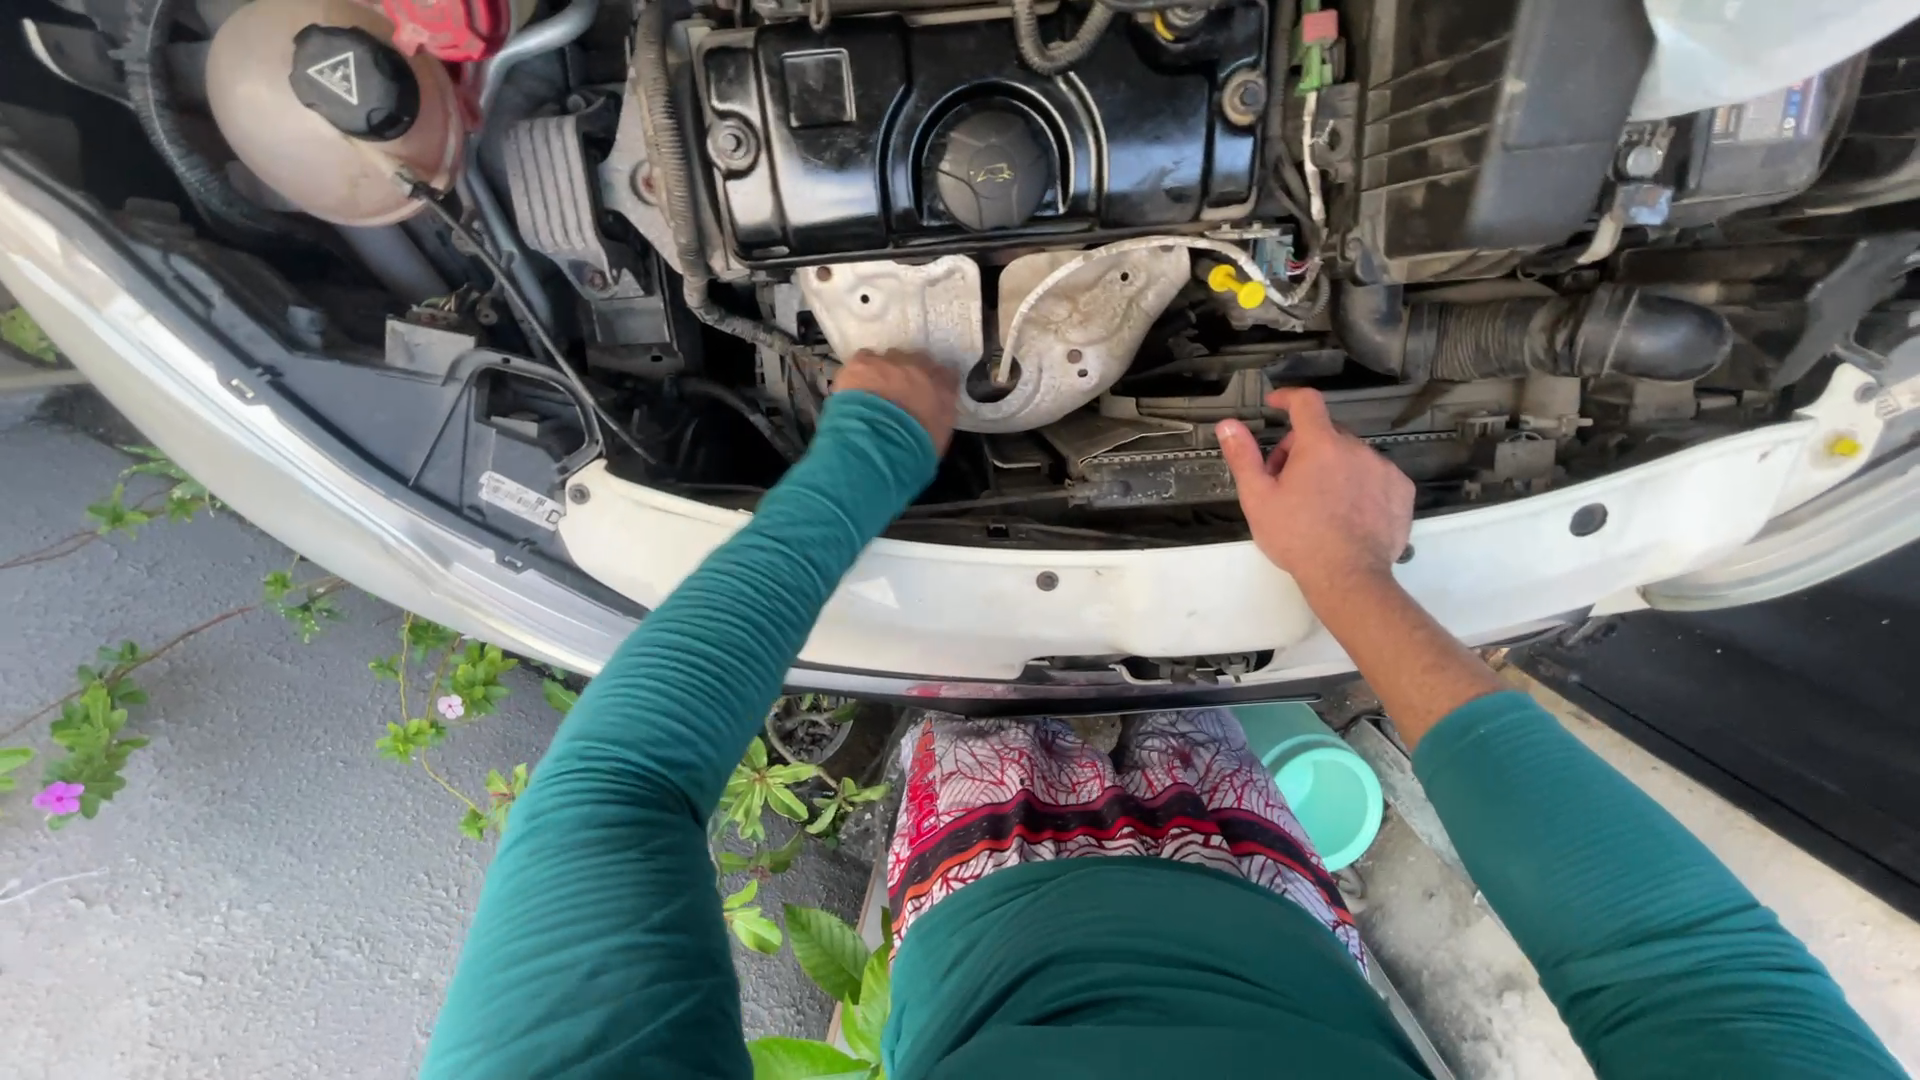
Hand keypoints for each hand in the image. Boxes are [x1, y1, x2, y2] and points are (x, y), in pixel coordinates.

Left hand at [832, 349, 959, 455]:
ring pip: (890, 357)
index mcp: (942, 389)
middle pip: (917, 361)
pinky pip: (864, 359)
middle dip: (910, 372)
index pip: (946, 375)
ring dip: (885, 369)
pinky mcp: (862, 363)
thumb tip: (933, 413)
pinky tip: (856, 385)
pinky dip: (862, 370)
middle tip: (899, 391)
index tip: (929, 391)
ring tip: (875, 389)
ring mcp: (890, 362)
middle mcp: (919, 369)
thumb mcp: (939, 438)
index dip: (936, 381)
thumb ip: (940, 417)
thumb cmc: (913, 449)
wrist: (878, 444)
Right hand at [1217, 387, 1413, 597]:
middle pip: (1326, 435)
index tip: (1276, 404)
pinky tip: (1347, 514)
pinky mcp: (1402, 490)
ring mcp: (1383, 468)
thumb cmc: (1296, 537)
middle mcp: (1356, 448)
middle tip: (1286, 483)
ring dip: (1333, 468)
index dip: (1288, 398)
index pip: (1306, 403)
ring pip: (1351, 456)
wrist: (1347, 576)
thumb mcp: (1258, 498)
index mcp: (1319, 445)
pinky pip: (1375, 476)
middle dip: (1303, 450)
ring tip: (1319, 505)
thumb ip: (1243, 457)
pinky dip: (1359, 485)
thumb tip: (1228, 425)